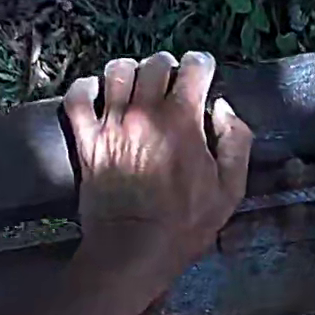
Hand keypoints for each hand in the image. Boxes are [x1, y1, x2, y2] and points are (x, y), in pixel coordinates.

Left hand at [62, 51, 252, 302]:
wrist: (134, 249)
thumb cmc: (184, 226)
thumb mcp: (229, 192)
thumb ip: (236, 143)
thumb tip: (224, 109)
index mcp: (182, 120)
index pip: (193, 68)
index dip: (202, 66)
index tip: (204, 73)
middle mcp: (144, 112)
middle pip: (155, 64)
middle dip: (168, 67)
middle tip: (173, 81)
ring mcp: (111, 124)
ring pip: (117, 71)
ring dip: (131, 72)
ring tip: (137, 86)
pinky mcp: (87, 141)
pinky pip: (77, 97)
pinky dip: (86, 88)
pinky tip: (97, 93)